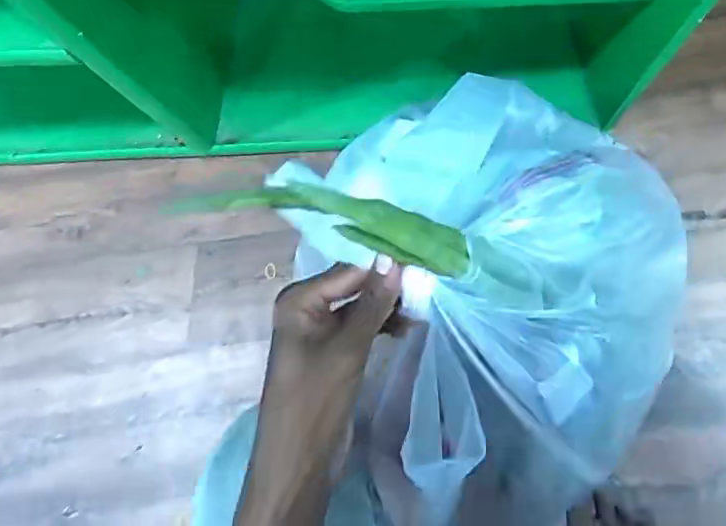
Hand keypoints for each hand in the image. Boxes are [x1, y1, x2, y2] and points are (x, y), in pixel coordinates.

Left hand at [236, 259, 402, 525]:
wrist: (298, 468)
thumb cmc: (314, 402)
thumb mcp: (347, 349)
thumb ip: (372, 303)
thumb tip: (394, 259)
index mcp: (299, 298)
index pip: (349, 270)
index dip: (384, 265)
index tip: (421, 260)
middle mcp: (307, 306)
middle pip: (355, 284)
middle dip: (389, 284)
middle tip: (427, 280)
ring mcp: (320, 328)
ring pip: (362, 305)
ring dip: (389, 305)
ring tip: (423, 305)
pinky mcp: (334, 349)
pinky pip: (362, 325)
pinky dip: (383, 324)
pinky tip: (408, 325)